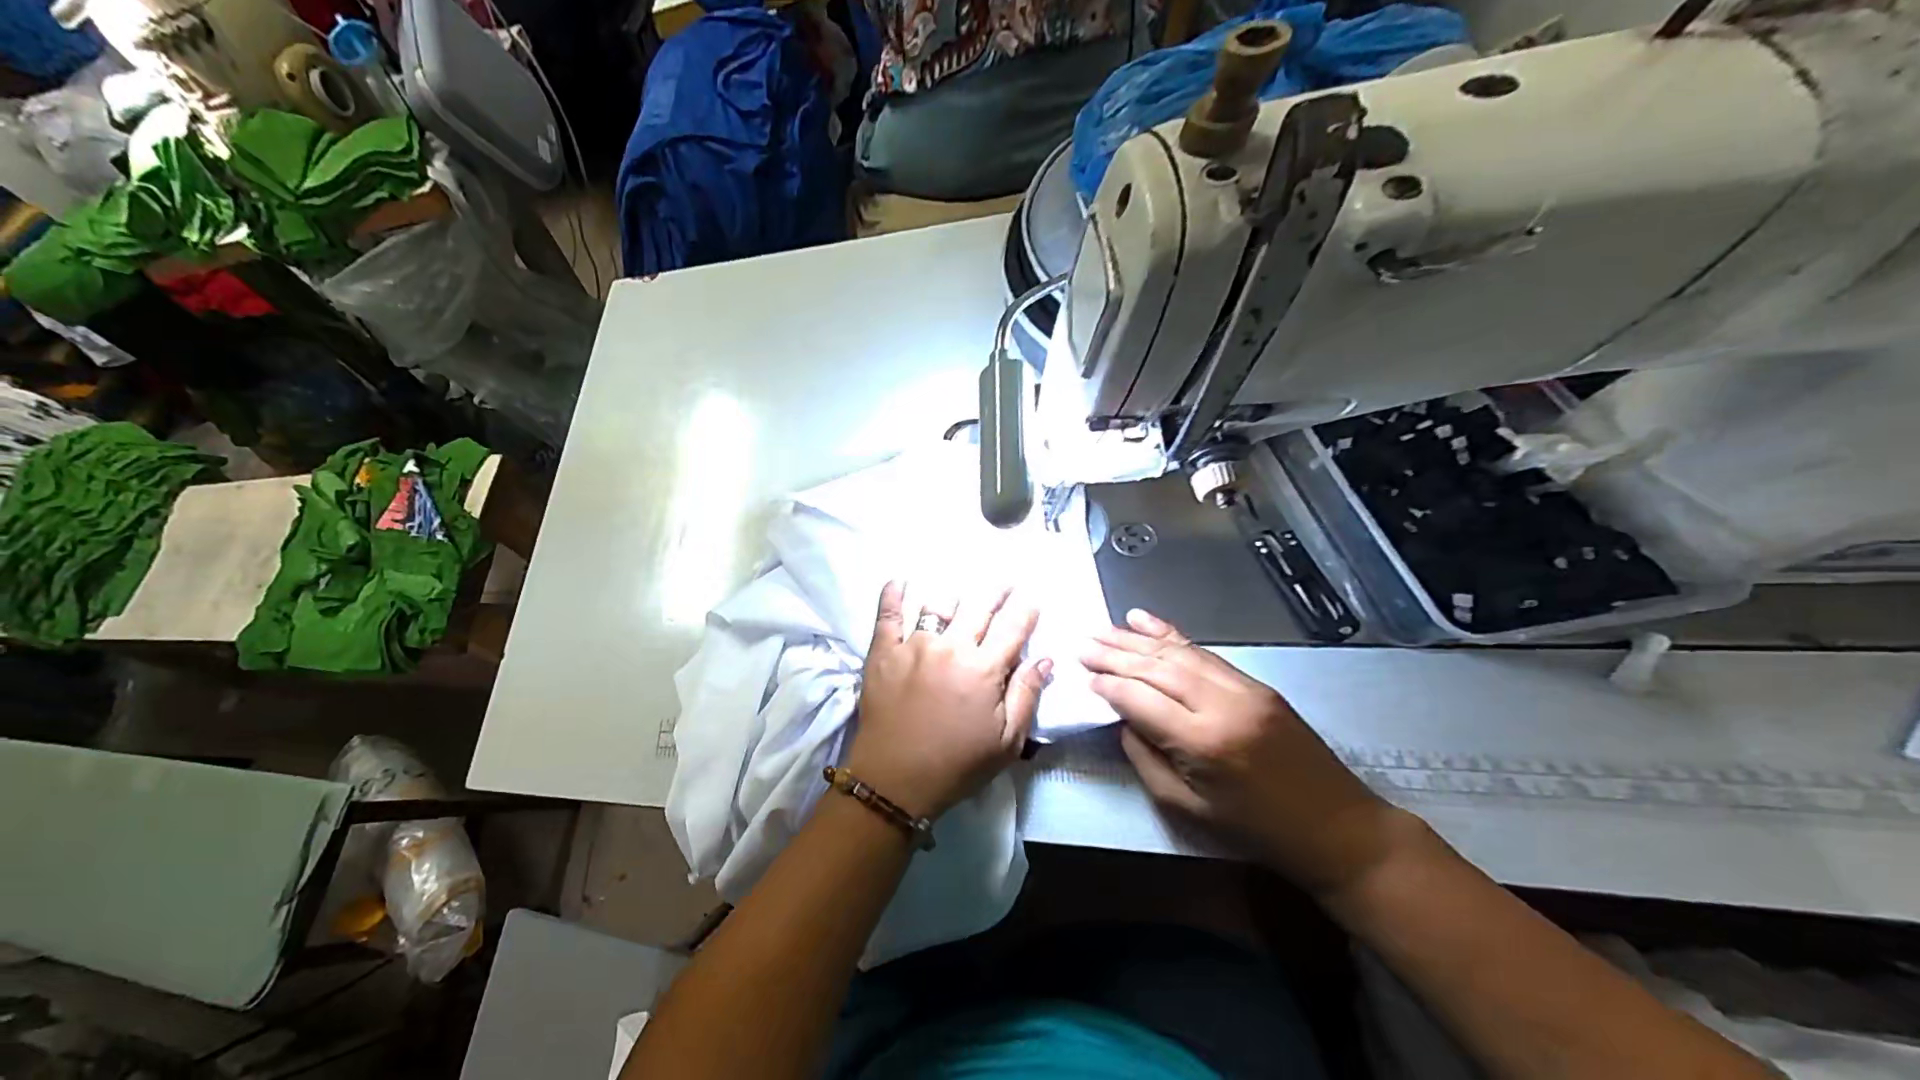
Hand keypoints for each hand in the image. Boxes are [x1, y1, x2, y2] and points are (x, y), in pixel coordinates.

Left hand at [848, 580, 1049, 820]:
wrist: (894, 782)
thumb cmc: (957, 765)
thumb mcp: (1007, 742)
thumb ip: (1027, 696)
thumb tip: (1044, 659)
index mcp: (984, 669)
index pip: (1013, 628)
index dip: (1025, 610)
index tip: (1032, 599)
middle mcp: (951, 647)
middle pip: (978, 607)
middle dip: (996, 592)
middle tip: (1004, 583)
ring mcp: (913, 646)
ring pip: (937, 606)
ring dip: (953, 596)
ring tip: (961, 593)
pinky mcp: (883, 653)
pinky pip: (887, 616)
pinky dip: (893, 595)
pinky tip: (899, 581)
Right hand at [1082, 609, 1416, 894]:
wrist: (1336, 826)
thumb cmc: (1255, 830)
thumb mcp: (1188, 808)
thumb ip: (1147, 760)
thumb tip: (1123, 721)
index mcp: (1203, 742)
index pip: (1141, 699)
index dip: (1108, 686)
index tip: (1083, 676)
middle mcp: (1222, 704)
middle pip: (1157, 668)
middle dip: (1116, 654)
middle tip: (1083, 643)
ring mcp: (1243, 688)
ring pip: (1180, 653)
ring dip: (1138, 639)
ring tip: (1105, 629)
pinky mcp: (1257, 683)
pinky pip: (1206, 653)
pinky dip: (1173, 635)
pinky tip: (1146, 621)